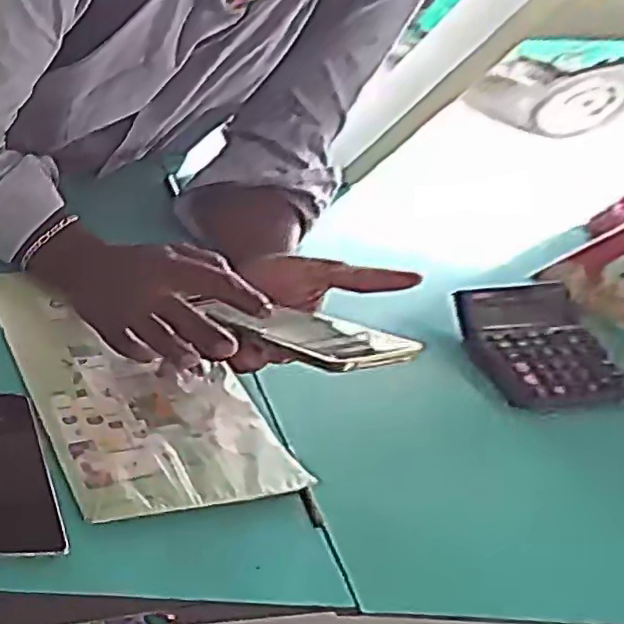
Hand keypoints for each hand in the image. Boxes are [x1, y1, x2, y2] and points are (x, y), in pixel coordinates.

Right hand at [27, 223, 269, 370]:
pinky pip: (132, 349)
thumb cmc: (132, 261)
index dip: (241, 296)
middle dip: (211, 336)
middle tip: (229, 348)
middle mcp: (150, 292)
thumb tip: (234, 279)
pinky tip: (156, 358)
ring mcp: (128, 315)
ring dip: (181, 353)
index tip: (261, 310)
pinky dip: (146, 355)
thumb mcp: (168, 251)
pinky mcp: (110, 330)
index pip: (213, 281)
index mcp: (168, 267)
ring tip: (195, 361)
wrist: (82, 268)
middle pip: (187, 319)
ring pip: (160, 340)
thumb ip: (202, 262)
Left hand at [228, 255, 423, 372]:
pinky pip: (209, 349)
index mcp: (297, 341)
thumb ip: (365, 279)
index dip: (295, 352)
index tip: (290, 342)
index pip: (302, 357)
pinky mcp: (210, 337)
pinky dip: (210, 339)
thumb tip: (414, 279)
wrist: (248, 262)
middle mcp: (268, 349)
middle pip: (264, 361)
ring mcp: (239, 344)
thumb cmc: (288, 271)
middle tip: (259, 332)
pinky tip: (214, 324)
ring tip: (236, 326)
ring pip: (237, 358)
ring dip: (235, 345)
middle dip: (262, 349)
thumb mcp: (327, 272)